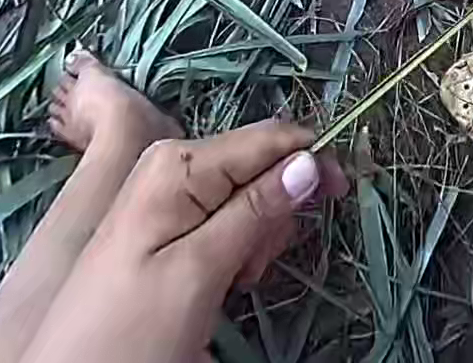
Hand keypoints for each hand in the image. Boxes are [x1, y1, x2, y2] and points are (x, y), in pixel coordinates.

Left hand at [94, 120, 348, 360]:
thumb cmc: (129, 334)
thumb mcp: (198, 272)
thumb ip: (256, 210)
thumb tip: (311, 161)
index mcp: (179, 162)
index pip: (269, 137)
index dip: (313, 157)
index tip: (343, 192)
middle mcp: (176, 163)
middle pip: (261, 163)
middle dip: (277, 208)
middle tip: (258, 264)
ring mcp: (171, 192)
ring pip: (250, 191)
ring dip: (261, 232)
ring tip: (238, 278)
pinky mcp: (171, 220)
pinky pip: (228, 213)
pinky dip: (242, 243)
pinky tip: (228, 275)